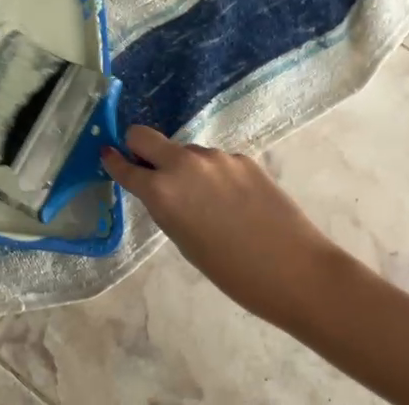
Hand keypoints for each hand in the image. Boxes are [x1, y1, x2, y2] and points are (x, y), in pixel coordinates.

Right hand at [102, 126, 352, 331]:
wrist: (300, 272)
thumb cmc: (234, 273)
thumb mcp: (184, 242)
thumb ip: (165, 206)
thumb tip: (157, 188)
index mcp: (161, 191)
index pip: (123, 164)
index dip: (113, 161)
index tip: (108, 158)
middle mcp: (182, 164)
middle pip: (143, 135)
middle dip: (138, 147)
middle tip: (149, 170)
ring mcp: (214, 157)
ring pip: (184, 151)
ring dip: (185, 167)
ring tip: (209, 203)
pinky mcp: (242, 158)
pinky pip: (215, 161)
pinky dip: (215, 175)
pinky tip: (235, 203)